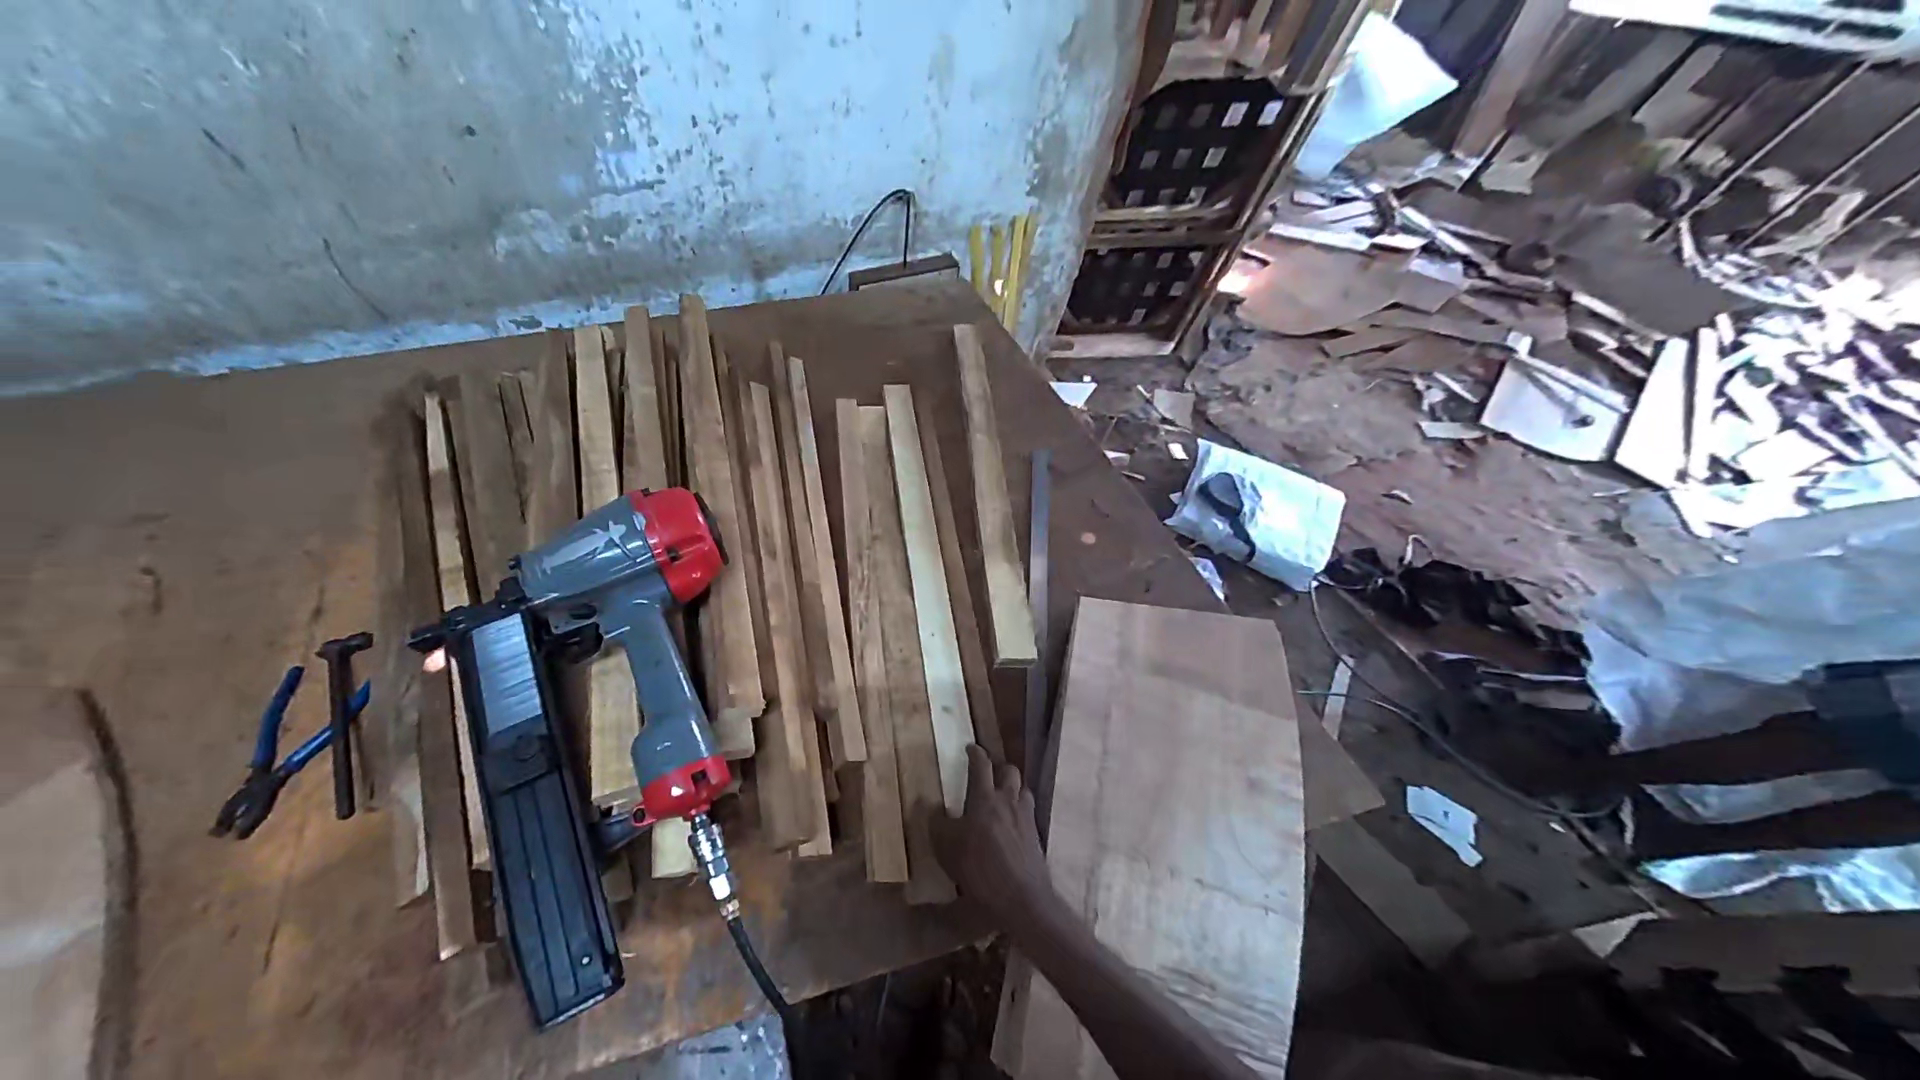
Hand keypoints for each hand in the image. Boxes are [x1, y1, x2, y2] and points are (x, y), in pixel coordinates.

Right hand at [931, 745, 1055, 926]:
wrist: (1021, 898)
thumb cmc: (979, 869)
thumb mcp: (947, 848)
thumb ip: (937, 824)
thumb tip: (929, 806)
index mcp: (985, 798)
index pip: (981, 765)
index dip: (975, 753)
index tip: (971, 748)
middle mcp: (1009, 801)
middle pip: (1009, 771)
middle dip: (999, 767)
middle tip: (988, 773)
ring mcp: (1026, 818)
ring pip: (1023, 790)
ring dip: (1013, 789)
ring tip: (1003, 797)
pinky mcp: (1036, 836)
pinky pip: (1029, 812)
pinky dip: (1020, 811)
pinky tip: (1013, 825)